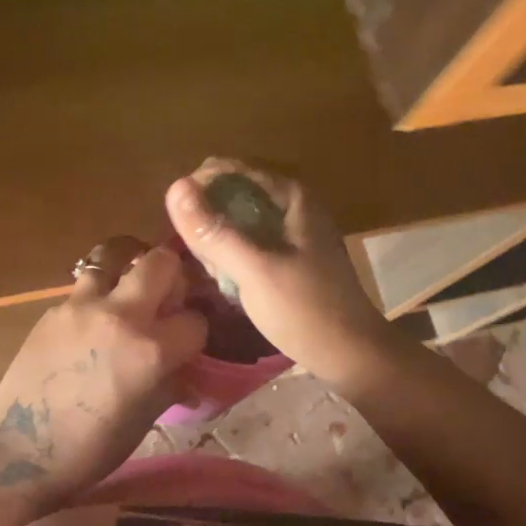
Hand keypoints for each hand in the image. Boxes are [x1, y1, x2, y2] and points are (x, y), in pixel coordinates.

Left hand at [0, 241, 206, 501]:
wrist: (20, 452)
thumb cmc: (91, 449)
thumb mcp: (144, 420)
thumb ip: (170, 384)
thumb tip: (186, 372)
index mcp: (151, 350)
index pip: (195, 320)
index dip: (197, 332)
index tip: (189, 344)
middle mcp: (120, 316)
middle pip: (160, 261)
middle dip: (173, 276)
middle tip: (167, 298)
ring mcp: (82, 307)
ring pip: (114, 255)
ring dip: (129, 267)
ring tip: (129, 289)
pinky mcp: (53, 310)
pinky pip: (84, 285)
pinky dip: (98, 293)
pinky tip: (95, 320)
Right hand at [165, 158, 397, 386]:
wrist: (351, 355)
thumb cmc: (305, 311)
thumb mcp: (253, 271)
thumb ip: (213, 231)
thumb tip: (174, 187)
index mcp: (292, 197)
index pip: (232, 169)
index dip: (199, 186)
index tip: (176, 220)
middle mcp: (295, 205)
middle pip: (236, 192)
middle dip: (207, 214)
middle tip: (191, 248)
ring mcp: (295, 232)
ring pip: (241, 218)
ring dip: (218, 236)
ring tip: (206, 266)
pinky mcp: (293, 257)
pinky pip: (251, 241)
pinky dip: (232, 252)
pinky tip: (222, 277)